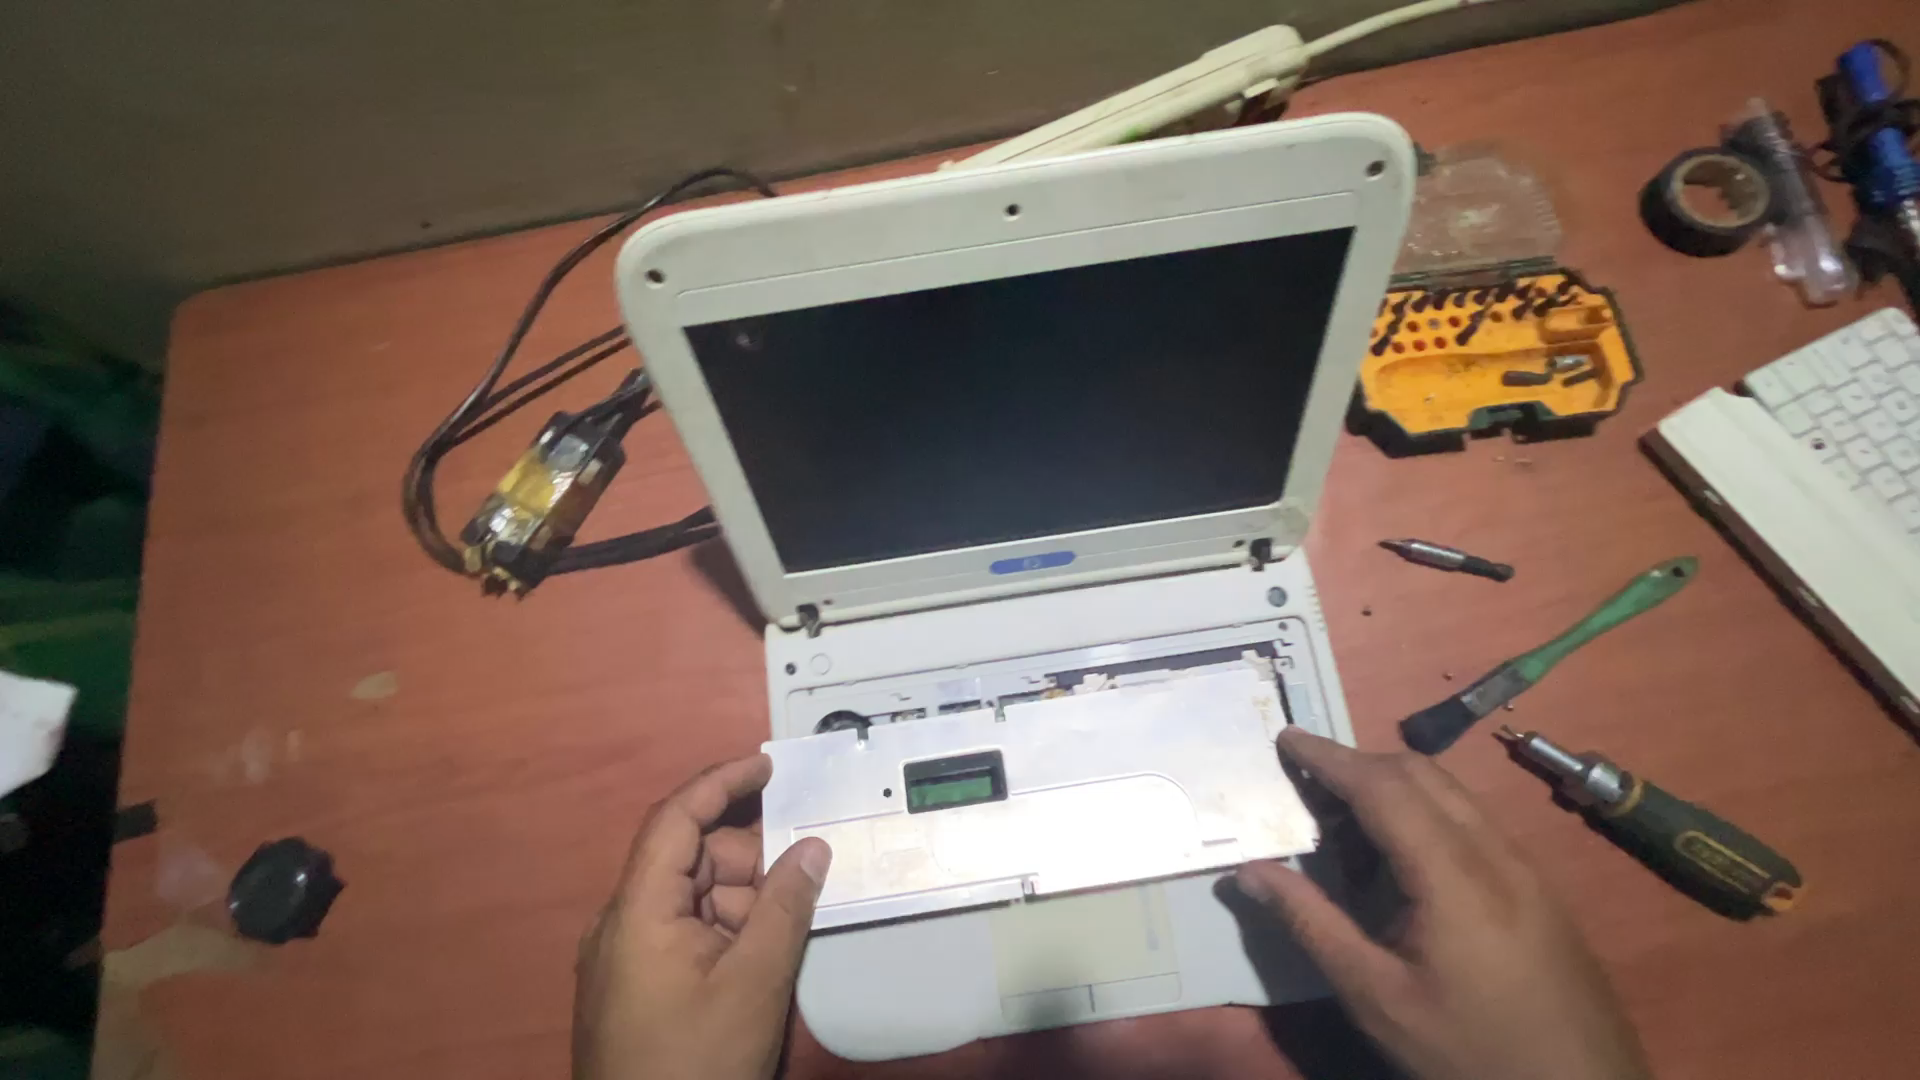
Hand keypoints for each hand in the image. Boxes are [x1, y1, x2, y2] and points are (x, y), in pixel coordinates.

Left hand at [574, 754, 831, 1079]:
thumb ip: (785, 905)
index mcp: (637, 911)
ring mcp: (629, 956)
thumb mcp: (752, 983)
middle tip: (803, 868)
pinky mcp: (641, 984)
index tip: (768, 766)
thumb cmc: (694, 1065)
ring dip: (746, 898)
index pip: (675, 818)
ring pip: (697, 895)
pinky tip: (764, 949)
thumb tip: (814, 846)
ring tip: (788, 923)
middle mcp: (624, 922)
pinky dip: (731, 926)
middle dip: (750, 857)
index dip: (721, 781)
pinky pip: (690, 930)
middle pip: (692, 858)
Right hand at [1236, 729, 1650, 1079]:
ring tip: (1342, 815)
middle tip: (1304, 776)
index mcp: (1455, 877)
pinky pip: (1469, 819)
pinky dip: (1420, 808)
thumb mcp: (1376, 997)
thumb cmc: (1472, 1051)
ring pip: (1448, 791)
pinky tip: (1397, 855)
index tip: (1287, 737)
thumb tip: (1248, 870)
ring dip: (1389, 782)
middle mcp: (1496, 856)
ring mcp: (1524, 870)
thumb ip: (1311, 923)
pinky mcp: (1538, 889)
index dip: (1330, 757)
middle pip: (1418, 774)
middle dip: (1356, 761)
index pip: (1383, 788)